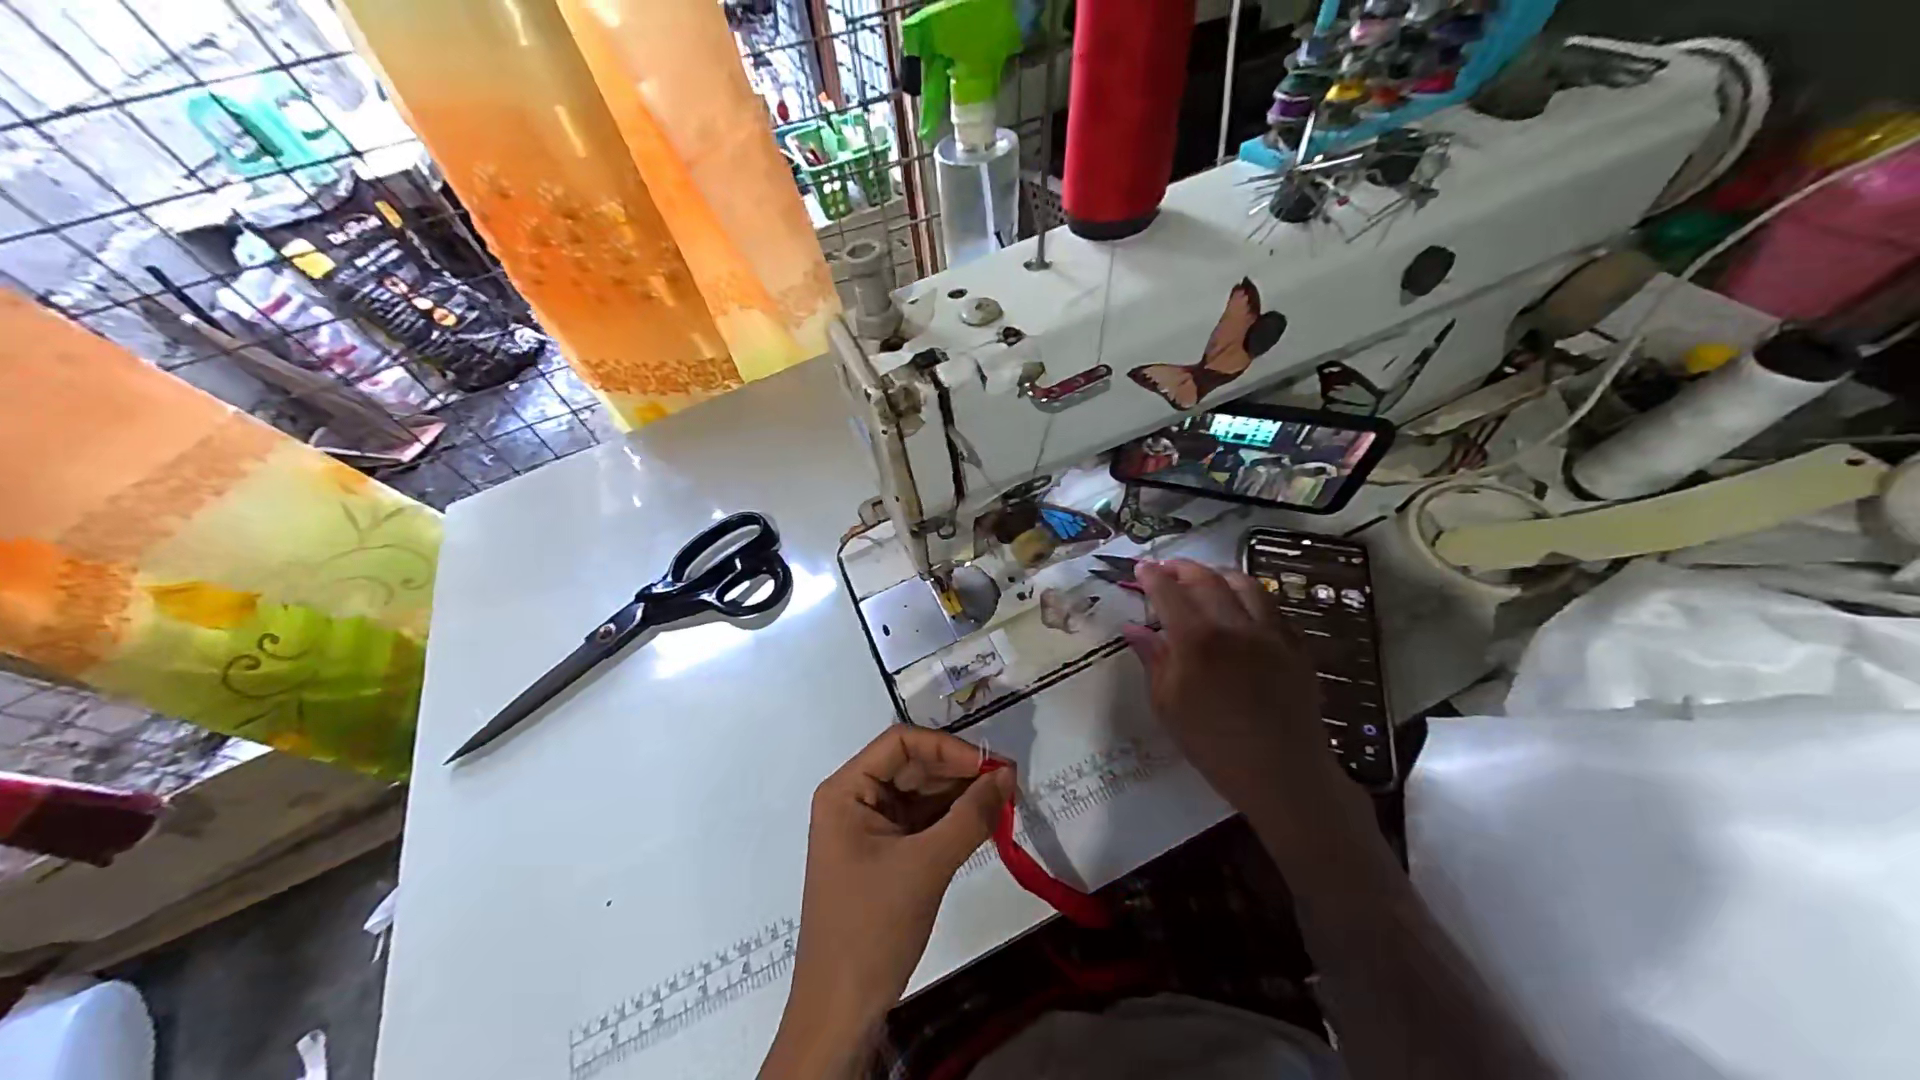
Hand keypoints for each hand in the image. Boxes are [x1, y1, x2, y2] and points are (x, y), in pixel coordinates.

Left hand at [762, 727, 1013, 1077]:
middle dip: (958, 771)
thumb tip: (1008, 773)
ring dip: (960, 794)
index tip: (990, 765)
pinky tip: (985, 820)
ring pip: (920, 794)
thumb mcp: (927, 865)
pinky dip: (952, 819)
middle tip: (1009, 780)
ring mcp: (869, 828)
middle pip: (911, 766)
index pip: (900, 743)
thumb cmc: (873, 926)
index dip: (946, 747)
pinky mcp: (885, 854)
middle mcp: (854, 800)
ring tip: (1004, 799)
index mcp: (846, 791)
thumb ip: (971, 815)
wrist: (841, 1008)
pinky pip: (922, 822)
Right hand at [1121, 558, 1359, 826]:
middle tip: (1167, 569)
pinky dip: (1250, 596)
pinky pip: (1271, 606)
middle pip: (1206, 579)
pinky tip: (1242, 607)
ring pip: (1245, 583)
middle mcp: (1235, 625)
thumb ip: (1152, 659)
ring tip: (1204, 579)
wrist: (1281, 772)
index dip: (1152, 576)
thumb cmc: (1213, 744)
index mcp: (1197, 640)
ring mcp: (1271, 632)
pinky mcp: (1296, 644)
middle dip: (1182, 568)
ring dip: (1218, 574)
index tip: (1141, 569)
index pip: (1169, 592)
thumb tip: (1134, 628)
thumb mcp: (1168, 704)